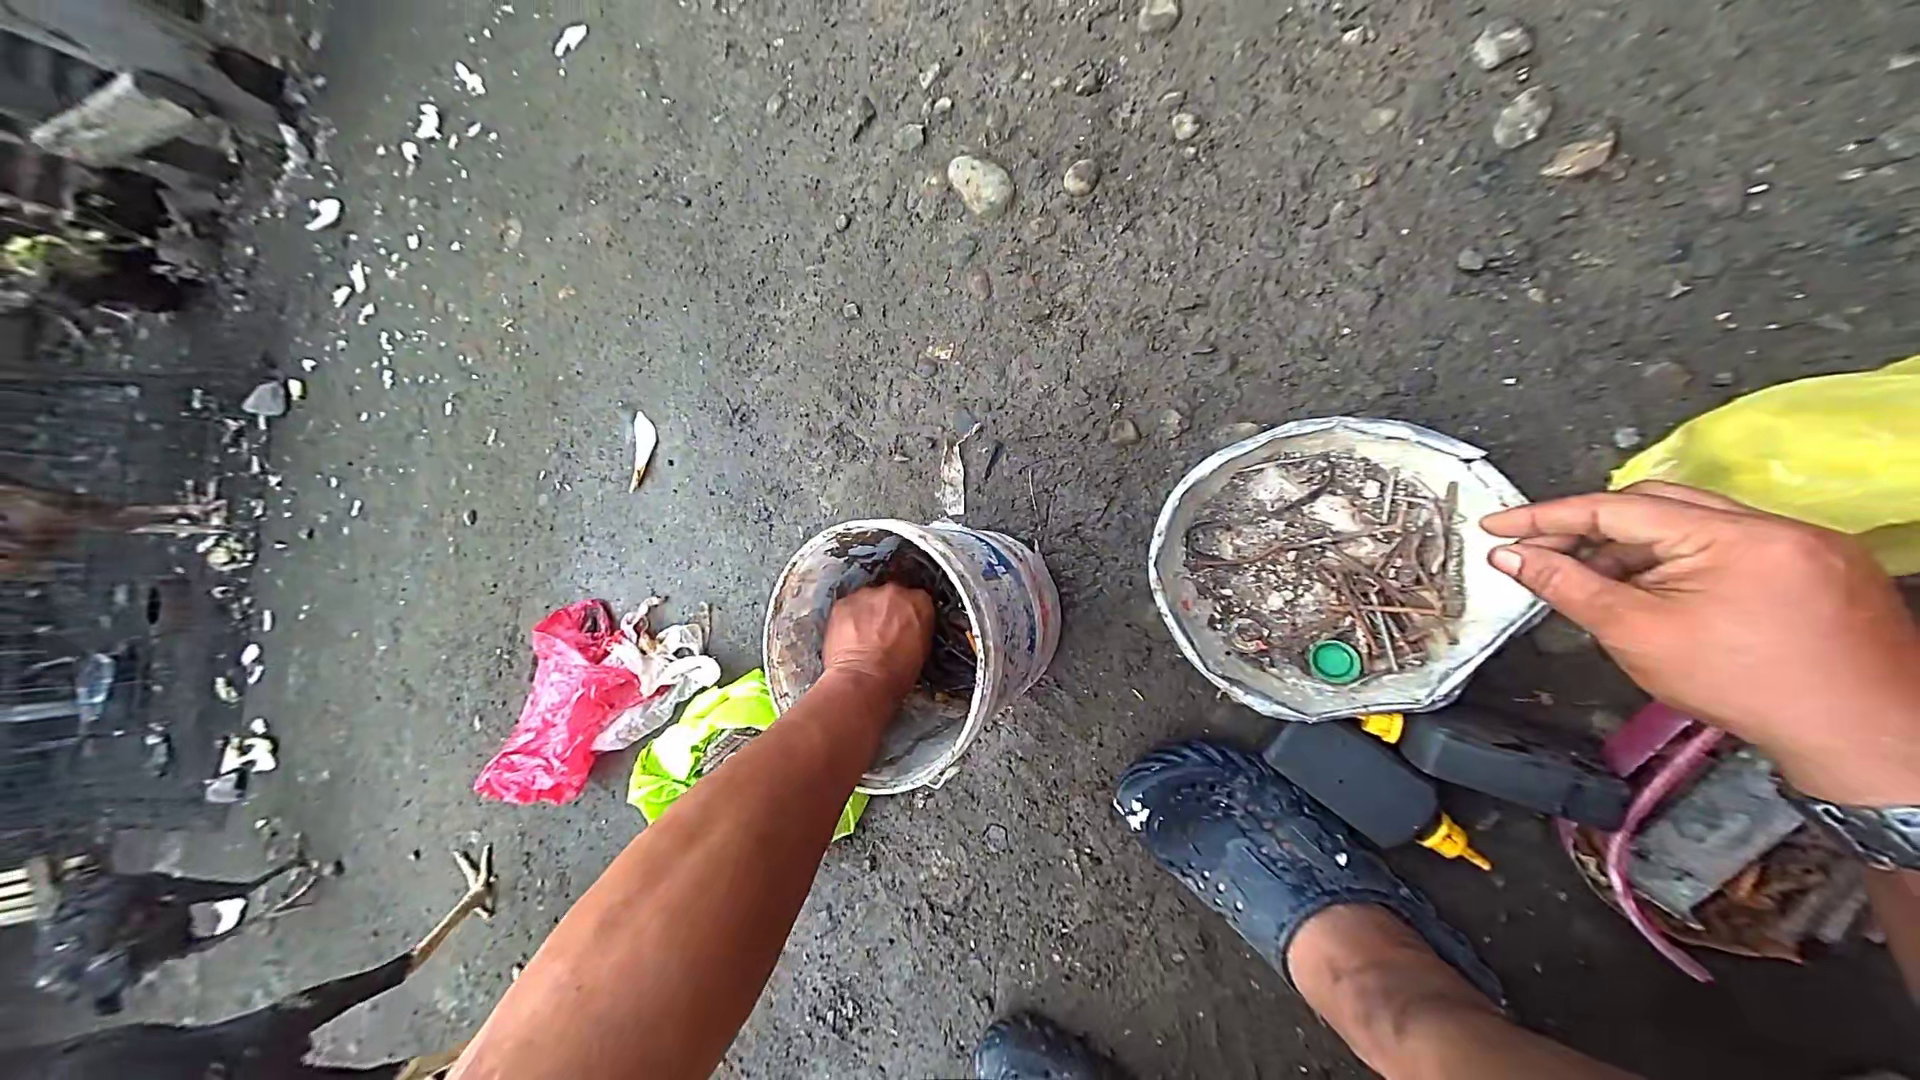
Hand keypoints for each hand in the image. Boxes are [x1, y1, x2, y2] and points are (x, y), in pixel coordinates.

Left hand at [822, 584, 934, 701]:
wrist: (863, 680)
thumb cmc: (896, 673)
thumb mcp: (921, 650)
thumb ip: (917, 628)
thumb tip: (909, 629)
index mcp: (919, 602)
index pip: (917, 600)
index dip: (909, 615)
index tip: (904, 625)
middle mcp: (894, 592)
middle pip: (891, 596)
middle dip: (888, 610)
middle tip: (883, 632)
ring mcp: (866, 595)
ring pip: (868, 600)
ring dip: (867, 613)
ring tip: (863, 637)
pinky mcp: (843, 603)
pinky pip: (848, 607)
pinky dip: (848, 619)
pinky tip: (848, 637)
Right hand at [1481, 481, 1919, 803]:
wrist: (1867, 739)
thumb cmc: (1746, 685)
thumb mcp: (1632, 631)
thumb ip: (1564, 584)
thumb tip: (1511, 555)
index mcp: (1735, 537)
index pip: (1614, 508)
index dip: (1543, 516)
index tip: (1497, 526)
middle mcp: (1777, 529)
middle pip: (1652, 505)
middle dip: (1585, 526)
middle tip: (1536, 550)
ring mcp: (1803, 547)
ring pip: (1685, 525)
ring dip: (1625, 546)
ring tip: (1587, 578)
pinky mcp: (1815, 569)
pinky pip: (1720, 546)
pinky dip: (1667, 560)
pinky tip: (1643, 590)